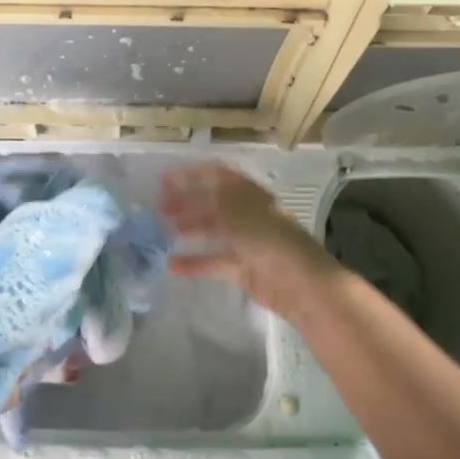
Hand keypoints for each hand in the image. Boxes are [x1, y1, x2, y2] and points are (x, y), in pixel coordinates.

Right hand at [160, 163, 338, 319]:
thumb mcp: (237, 211)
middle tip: (160, 208)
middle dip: (186, 202)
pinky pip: (214, 262)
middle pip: (212, 203)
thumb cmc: (269, 239)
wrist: (300, 283)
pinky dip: (194, 263)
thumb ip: (212, 199)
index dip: (192, 175)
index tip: (165, 180)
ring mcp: (245, 242)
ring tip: (163, 233)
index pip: (217, 176)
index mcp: (249, 193)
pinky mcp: (243, 269)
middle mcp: (247, 214)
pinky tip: (173, 265)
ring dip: (189, 229)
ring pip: (212, 231)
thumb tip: (192, 192)